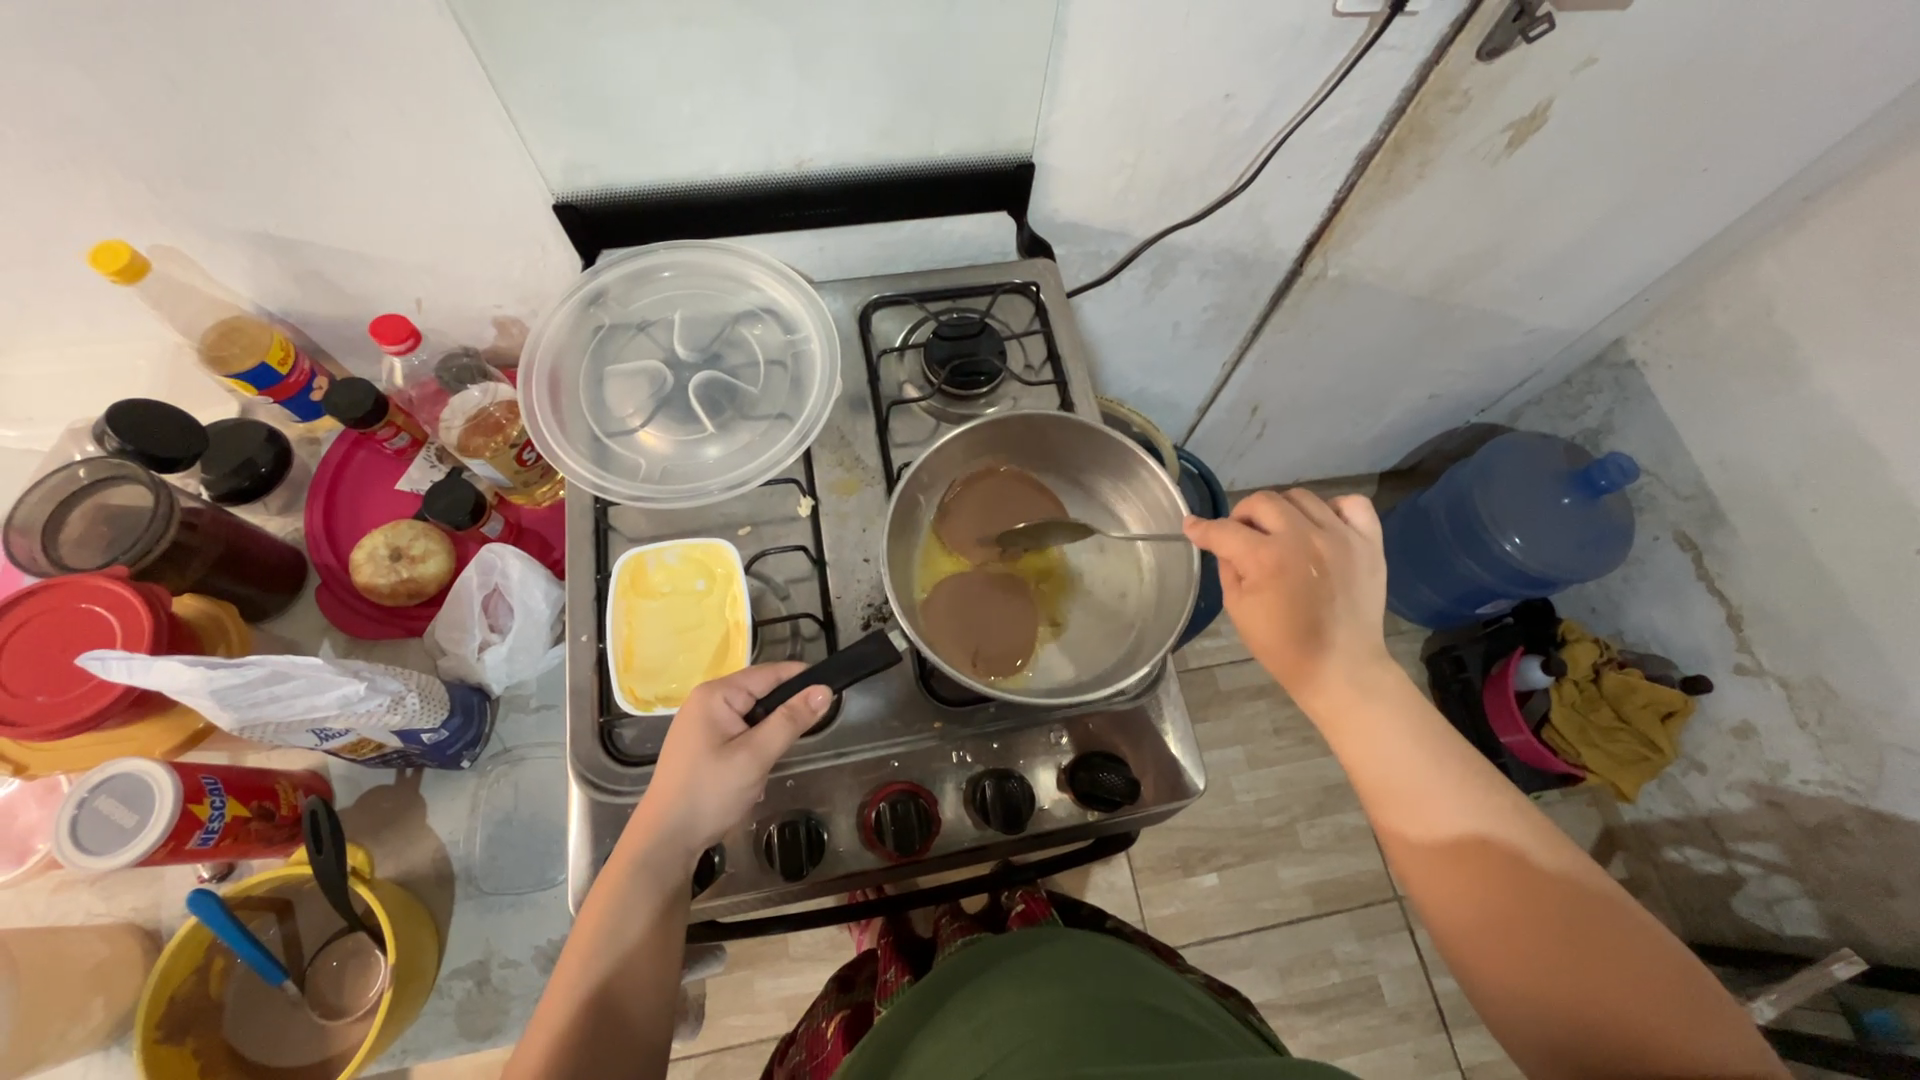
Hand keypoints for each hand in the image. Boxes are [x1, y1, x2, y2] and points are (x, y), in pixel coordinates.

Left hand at [623, 663, 833, 869]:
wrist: (667, 839)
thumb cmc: (709, 793)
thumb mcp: (755, 756)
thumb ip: (790, 720)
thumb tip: (825, 690)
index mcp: (716, 694)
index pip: (770, 673)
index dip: (802, 679)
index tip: (833, 691)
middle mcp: (708, 701)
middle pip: (762, 692)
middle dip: (785, 712)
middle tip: (809, 732)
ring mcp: (704, 723)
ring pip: (754, 716)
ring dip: (771, 733)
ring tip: (779, 756)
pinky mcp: (705, 744)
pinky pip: (742, 733)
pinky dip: (757, 746)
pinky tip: (759, 768)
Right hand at [1183, 489, 1393, 705]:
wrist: (1340, 666)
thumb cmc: (1282, 645)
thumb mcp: (1238, 608)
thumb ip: (1228, 567)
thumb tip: (1224, 543)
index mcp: (1266, 558)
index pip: (1224, 530)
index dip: (1202, 528)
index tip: (1192, 527)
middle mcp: (1304, 537)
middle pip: (1262, 502)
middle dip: (1242, 516)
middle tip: (1242, 536)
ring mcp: (1341, 536)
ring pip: (1301, 497)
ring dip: (1282, 511)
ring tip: (1281, 532)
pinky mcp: (1369, 542)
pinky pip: (1351, 504)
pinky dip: (1332, 509)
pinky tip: (1321, 527)